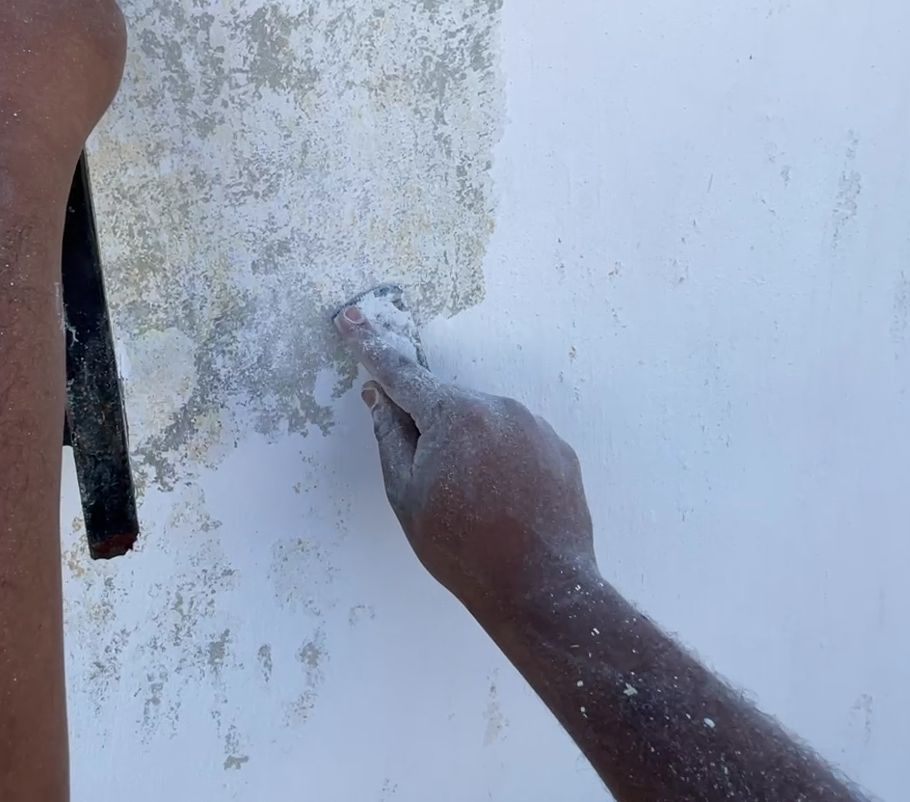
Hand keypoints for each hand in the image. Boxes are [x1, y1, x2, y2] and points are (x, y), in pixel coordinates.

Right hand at [335, 303, 600, 628]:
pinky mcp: (558, 449)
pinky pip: (513, 439)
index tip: (351, 319)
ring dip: (466, 444)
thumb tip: (379, 395)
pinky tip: (500, 500)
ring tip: (472, 500)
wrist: (542, 591)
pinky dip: (498, 458)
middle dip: (428, 425)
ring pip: (481, 421)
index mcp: (454, 414)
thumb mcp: (405, 492)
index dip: (370, 346)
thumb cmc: (461, 546)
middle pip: (445, 402)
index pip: (401, 371)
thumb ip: (390, 434)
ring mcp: (534, 427)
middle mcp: (498, 407)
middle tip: (428, 478)